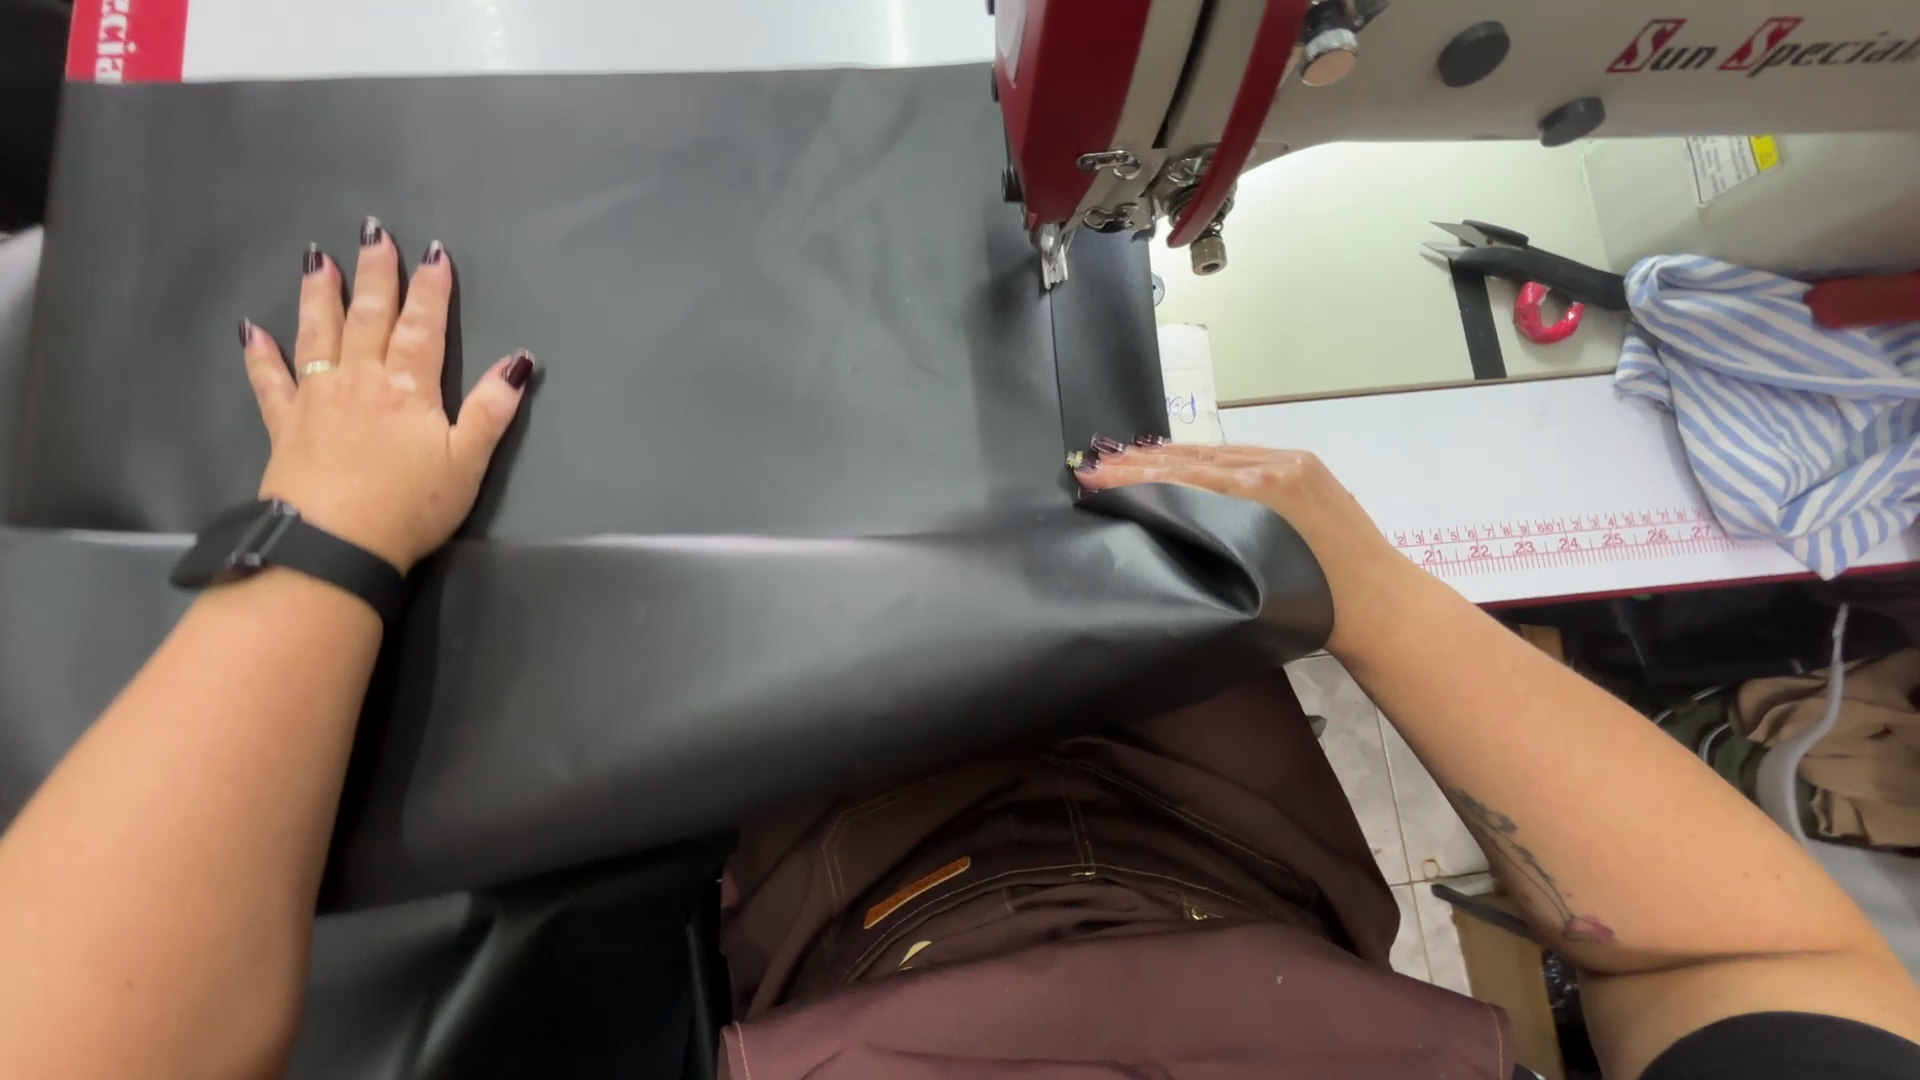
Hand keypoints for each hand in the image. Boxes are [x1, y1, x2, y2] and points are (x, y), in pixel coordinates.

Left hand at [238, 220, 533, 572]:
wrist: (335, 541)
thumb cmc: (413, 503)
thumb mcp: (469, 460)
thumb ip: (492, 409)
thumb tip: (519, 362)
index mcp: (408, 388)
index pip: (423, 328)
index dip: (431, 290)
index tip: (435, 254)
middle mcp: (359, 380)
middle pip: (369, 318)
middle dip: (376, 275)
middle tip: (373, 234)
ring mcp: (317, 398)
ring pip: (318, 334)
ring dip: (320, 296)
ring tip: (318, 261)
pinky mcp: (286, 422)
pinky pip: (270, 379)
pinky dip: (261, 353)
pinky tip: (252, 330)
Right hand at [1074, 440, 1422, 654]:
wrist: (1383, 605)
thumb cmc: (1317, 607)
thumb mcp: (1255, 573)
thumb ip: (1212, 534)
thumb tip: (1165, 519)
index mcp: (1263, 493)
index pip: (1184, 479)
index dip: (1135, 478)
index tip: (1094, 477)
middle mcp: (1275, 467)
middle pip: (1193, 459)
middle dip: (1140, 462)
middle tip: (1096, 463)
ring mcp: (1292, 462)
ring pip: (1214, 453)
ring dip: (1167, 456)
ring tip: (1125, 456)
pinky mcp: (1303, 464)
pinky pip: (1240, 455)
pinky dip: (1202, 457)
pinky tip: (1179, 457)